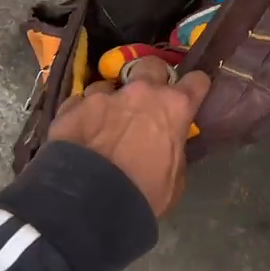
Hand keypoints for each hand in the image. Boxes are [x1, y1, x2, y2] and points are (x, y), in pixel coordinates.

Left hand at [50, 57, 211, 217]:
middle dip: (150, 77)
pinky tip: (79, 131)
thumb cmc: (142, 194)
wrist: (85, 204)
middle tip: (145, 99)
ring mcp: (104, 96)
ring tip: (104, 120)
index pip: (197, 80)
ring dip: (110, 99)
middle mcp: (142, 92)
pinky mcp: (72, 107)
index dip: (194, 88)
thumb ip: (175, 151)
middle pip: (152, 66)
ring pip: (110, 84)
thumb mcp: (174, 179)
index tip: (191, 97)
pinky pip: (80, 102)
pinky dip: (82, 113)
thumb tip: (170, 145)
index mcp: (174, 107)